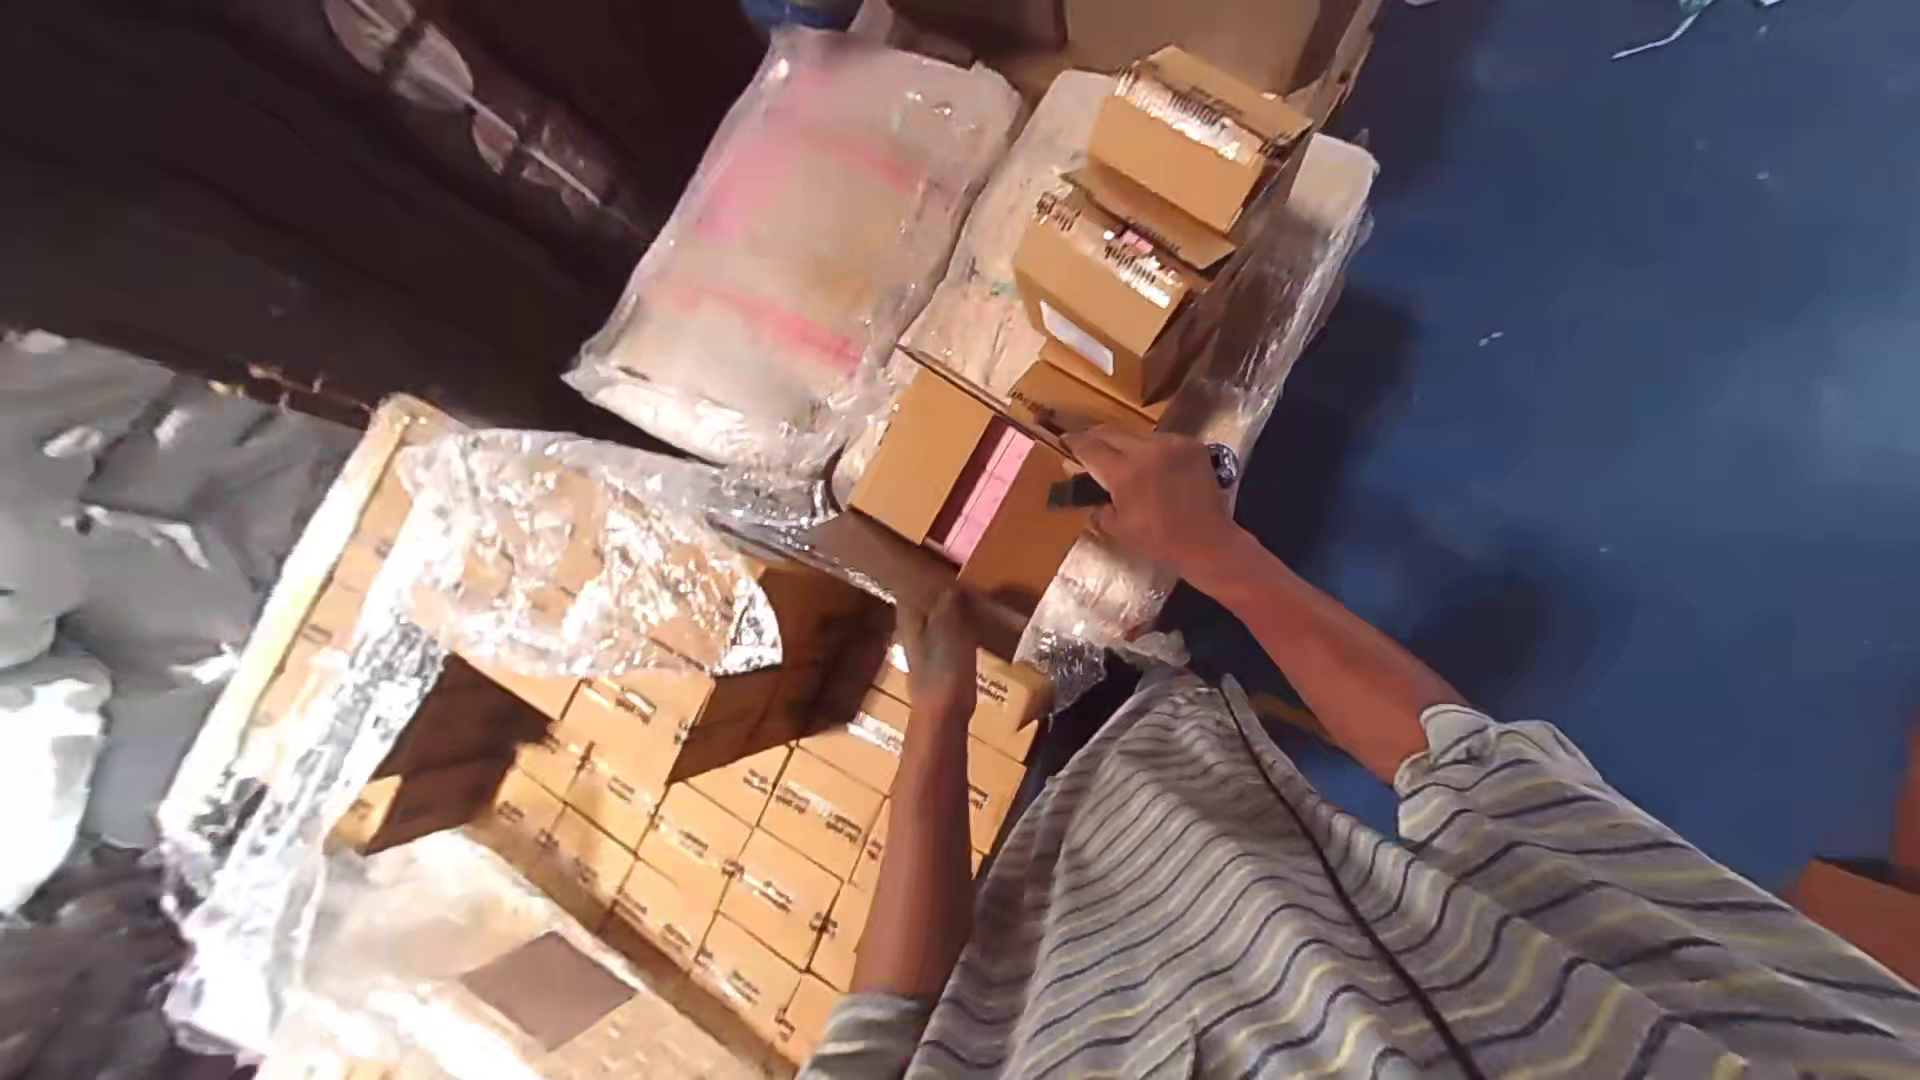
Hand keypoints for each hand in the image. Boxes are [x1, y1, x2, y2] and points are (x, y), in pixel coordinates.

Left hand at [898, 587, 978, 728]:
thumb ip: (948, 605)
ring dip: (950, 607)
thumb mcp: (949, 630)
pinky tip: (974, 621)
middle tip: (963, 576)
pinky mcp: (939, 659)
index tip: (942, 565)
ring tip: (972, 594)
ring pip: (936, 616)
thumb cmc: (944, 669)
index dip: (922, 575)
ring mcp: (924, 645)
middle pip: (923, 601)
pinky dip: (959, 624)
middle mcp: (911, 629)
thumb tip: (951, 585)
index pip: (909, 587)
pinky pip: (948, 632)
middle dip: (938, 590)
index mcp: (908, 618)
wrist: (944, 713)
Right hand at [1063, 429, 1245, 572]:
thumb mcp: (1116, 526)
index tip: (1064, 441)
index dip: (1073, 443)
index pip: (1089, 447)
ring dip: (1122, 445)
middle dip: (1094, 439)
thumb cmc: (1157, 540)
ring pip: (1135, 435)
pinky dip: (1149, 450)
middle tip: (1086, 448)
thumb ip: (1093, 499)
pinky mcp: (1191, 444)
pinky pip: (1160, 440)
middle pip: (1110, 433)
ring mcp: (1172, 444)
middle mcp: (1147, 450)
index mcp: (1125, 472)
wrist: (1207, 541)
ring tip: (1120, 459)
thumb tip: (1078, 478)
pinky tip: (1150, 466)